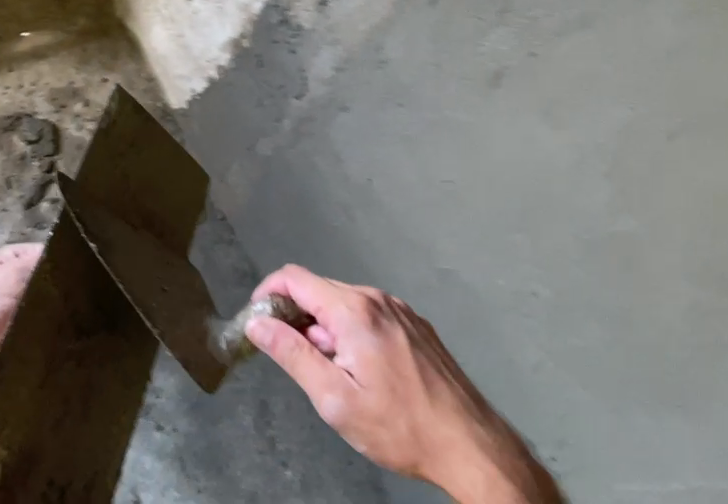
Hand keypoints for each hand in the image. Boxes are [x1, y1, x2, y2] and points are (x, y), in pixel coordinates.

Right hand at [245, 266, 559, 503]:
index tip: (258, 323)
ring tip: (335, 374)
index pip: (294, 278)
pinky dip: (352, 331)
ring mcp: (401, 310)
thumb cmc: (398, 426)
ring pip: (344, 303)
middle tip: (298, 361)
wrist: (471, 447)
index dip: (268, 294)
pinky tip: (364, 371)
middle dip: (297, 317)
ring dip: (326, 328)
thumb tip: (256, 323)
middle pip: (318, 289)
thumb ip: (291, 354)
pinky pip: (370, 314)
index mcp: (353, 310)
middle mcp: (377, 299)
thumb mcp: (334, 398)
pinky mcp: (417, 326)